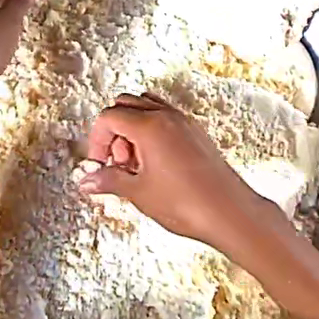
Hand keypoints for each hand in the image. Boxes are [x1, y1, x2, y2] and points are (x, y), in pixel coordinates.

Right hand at [76, 94, 279, 250]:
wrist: (230, 213)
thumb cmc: (188, 202)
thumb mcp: (139, 192)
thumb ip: (109, 180)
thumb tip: (88, 180)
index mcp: (149, 125)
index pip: (109, 117)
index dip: (97, 140)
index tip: (99, 162)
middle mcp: (167, 116)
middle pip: (126, 105)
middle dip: (114, 131)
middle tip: (116, 162)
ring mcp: (184, 123)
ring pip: (147, 108)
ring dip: (133, 129)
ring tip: (135, 164)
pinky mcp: (196, 134)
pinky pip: (166, 119)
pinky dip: (153, 133)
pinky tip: (155, 165)